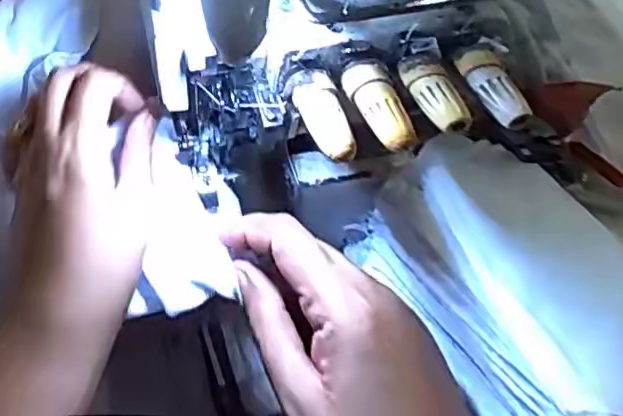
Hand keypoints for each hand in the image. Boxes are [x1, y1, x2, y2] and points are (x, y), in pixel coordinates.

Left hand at [7, 63, 157, 327]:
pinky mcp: (16, 180)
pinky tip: (68, 142)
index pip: (94, 83)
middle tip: (119, 105)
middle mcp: (44, 145)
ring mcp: (24, 162)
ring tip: (98, 120)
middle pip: (59, 78)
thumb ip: (139, 149)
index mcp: (78, 148)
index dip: (123, 85)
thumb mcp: (137, 205)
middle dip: (94, 77)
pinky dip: (48, 118)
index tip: (140, 113)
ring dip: (70, 93)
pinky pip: (26, 128)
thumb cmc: (104, 265)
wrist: (52, 319)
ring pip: (38, 98)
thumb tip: (147, 114)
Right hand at [221, 213, 469, 415]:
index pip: (288, 234)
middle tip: (229, 268)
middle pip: (310, 245)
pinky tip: (305, 324)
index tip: (216, 238)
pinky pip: (354, 288)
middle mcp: (375, 287)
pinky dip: (322, 291)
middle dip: (267, 249)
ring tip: (261, 299)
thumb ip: (268, 324)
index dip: (247, 228)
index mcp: (348, 301)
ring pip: (331, 265)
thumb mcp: (301, 395)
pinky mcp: (405, 320)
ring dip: (294, 272)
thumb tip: (243, 272)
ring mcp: (395, 301)